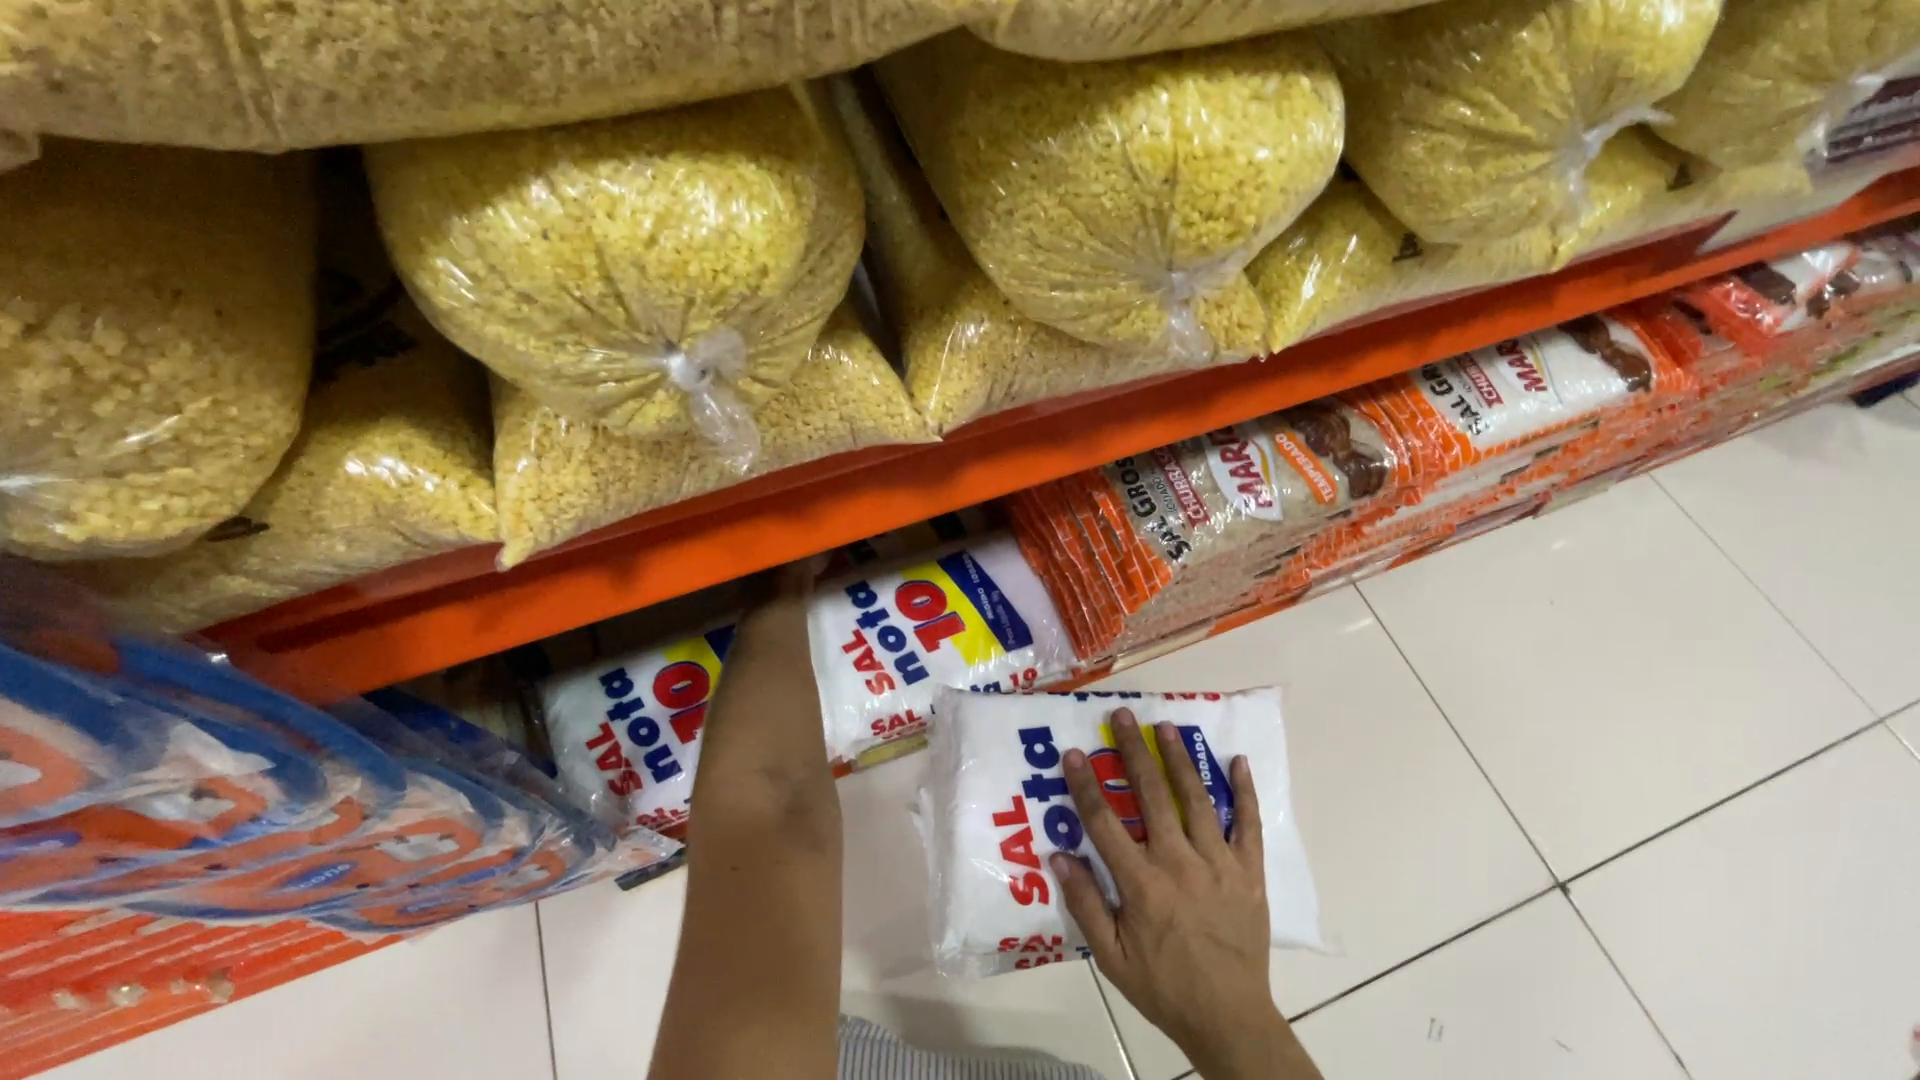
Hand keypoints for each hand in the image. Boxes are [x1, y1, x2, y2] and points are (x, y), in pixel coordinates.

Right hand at [1049, 709, 1321, 1079]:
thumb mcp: (1110, 956)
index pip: (1104, 822)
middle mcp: (1178, 862)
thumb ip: (1085, 904)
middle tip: (1124, 717)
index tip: (1073, 753)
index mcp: (1141, 883)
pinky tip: (1238, 761)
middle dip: (1135, 752)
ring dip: (1180, 760)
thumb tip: (1060, 855)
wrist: (1228, 1016)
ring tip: (1168, 727)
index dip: (1086, 785)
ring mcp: (1218, 864)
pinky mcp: (1249, 873)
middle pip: (1151, 796)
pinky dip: (1244, 792)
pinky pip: (1248, 825)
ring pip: (1196, 800)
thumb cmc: (1162, 987)